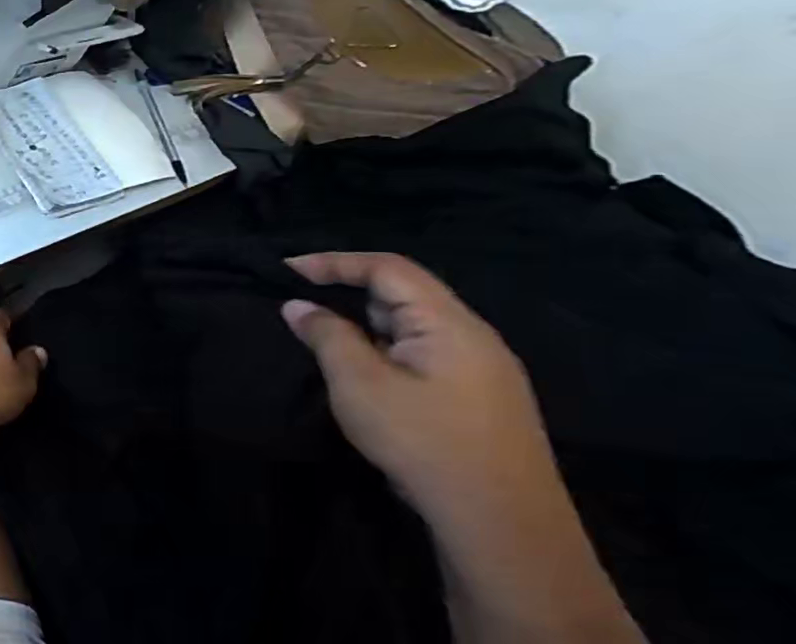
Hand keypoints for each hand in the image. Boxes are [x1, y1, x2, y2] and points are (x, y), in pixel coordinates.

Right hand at [281, 253, 558, 516]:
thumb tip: (297, 305)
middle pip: (405, 294)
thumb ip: (326, 335)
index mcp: (449, 322)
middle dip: (352, 295)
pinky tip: (376, 380)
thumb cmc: (424, 443)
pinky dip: (392, 352)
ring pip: (417, 328)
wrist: (506, 534)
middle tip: (309, 311)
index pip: (387, 267)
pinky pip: (430, 355)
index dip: (335, 261)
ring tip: (335, 347)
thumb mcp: (359, 384)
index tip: (289, 269)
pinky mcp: (487, 402)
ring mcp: (486, 371)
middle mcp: (474, 335)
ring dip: (372, 328)